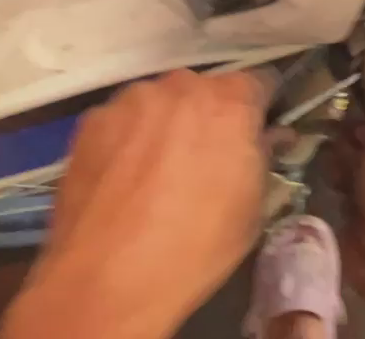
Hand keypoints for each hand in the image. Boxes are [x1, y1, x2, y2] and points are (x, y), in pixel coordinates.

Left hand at [0, 69, 271, 338]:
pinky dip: (127, 139)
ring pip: (161, 102)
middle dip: (209, 116)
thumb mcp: (253, 208)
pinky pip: (122, 120)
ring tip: (154, 172)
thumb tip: (271, 136)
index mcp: (232, 101)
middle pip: (206, 90)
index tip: (255, 132)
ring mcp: (134, 99)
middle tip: (203, 159)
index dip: (260, 108)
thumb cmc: (195, 246)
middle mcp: (184, 86)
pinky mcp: (93, 120)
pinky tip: (122, 179)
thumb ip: (265, 156)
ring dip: (166, 124)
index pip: (261, 82)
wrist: (105, 283)